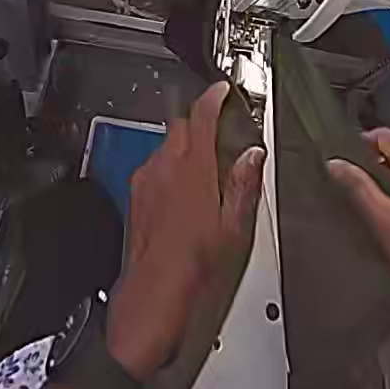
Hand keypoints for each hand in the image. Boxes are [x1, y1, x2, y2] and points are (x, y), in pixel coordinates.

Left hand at [107, 83, 265, 378]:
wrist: (151, 298)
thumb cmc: (193, 267)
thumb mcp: (233, 228)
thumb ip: (243, 185)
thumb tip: (252, 156)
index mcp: (193, 170)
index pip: (201, 117)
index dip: (213, 97)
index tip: (222, 90)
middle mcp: (165, 168)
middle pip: (181, 125)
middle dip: (200, 121)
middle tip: (220, 129)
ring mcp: (147, 180)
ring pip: (167, 144)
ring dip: (185, 144)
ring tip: (205, 165)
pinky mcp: (136, 195)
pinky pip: (155, 164)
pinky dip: (170, 164)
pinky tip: (184, 189)